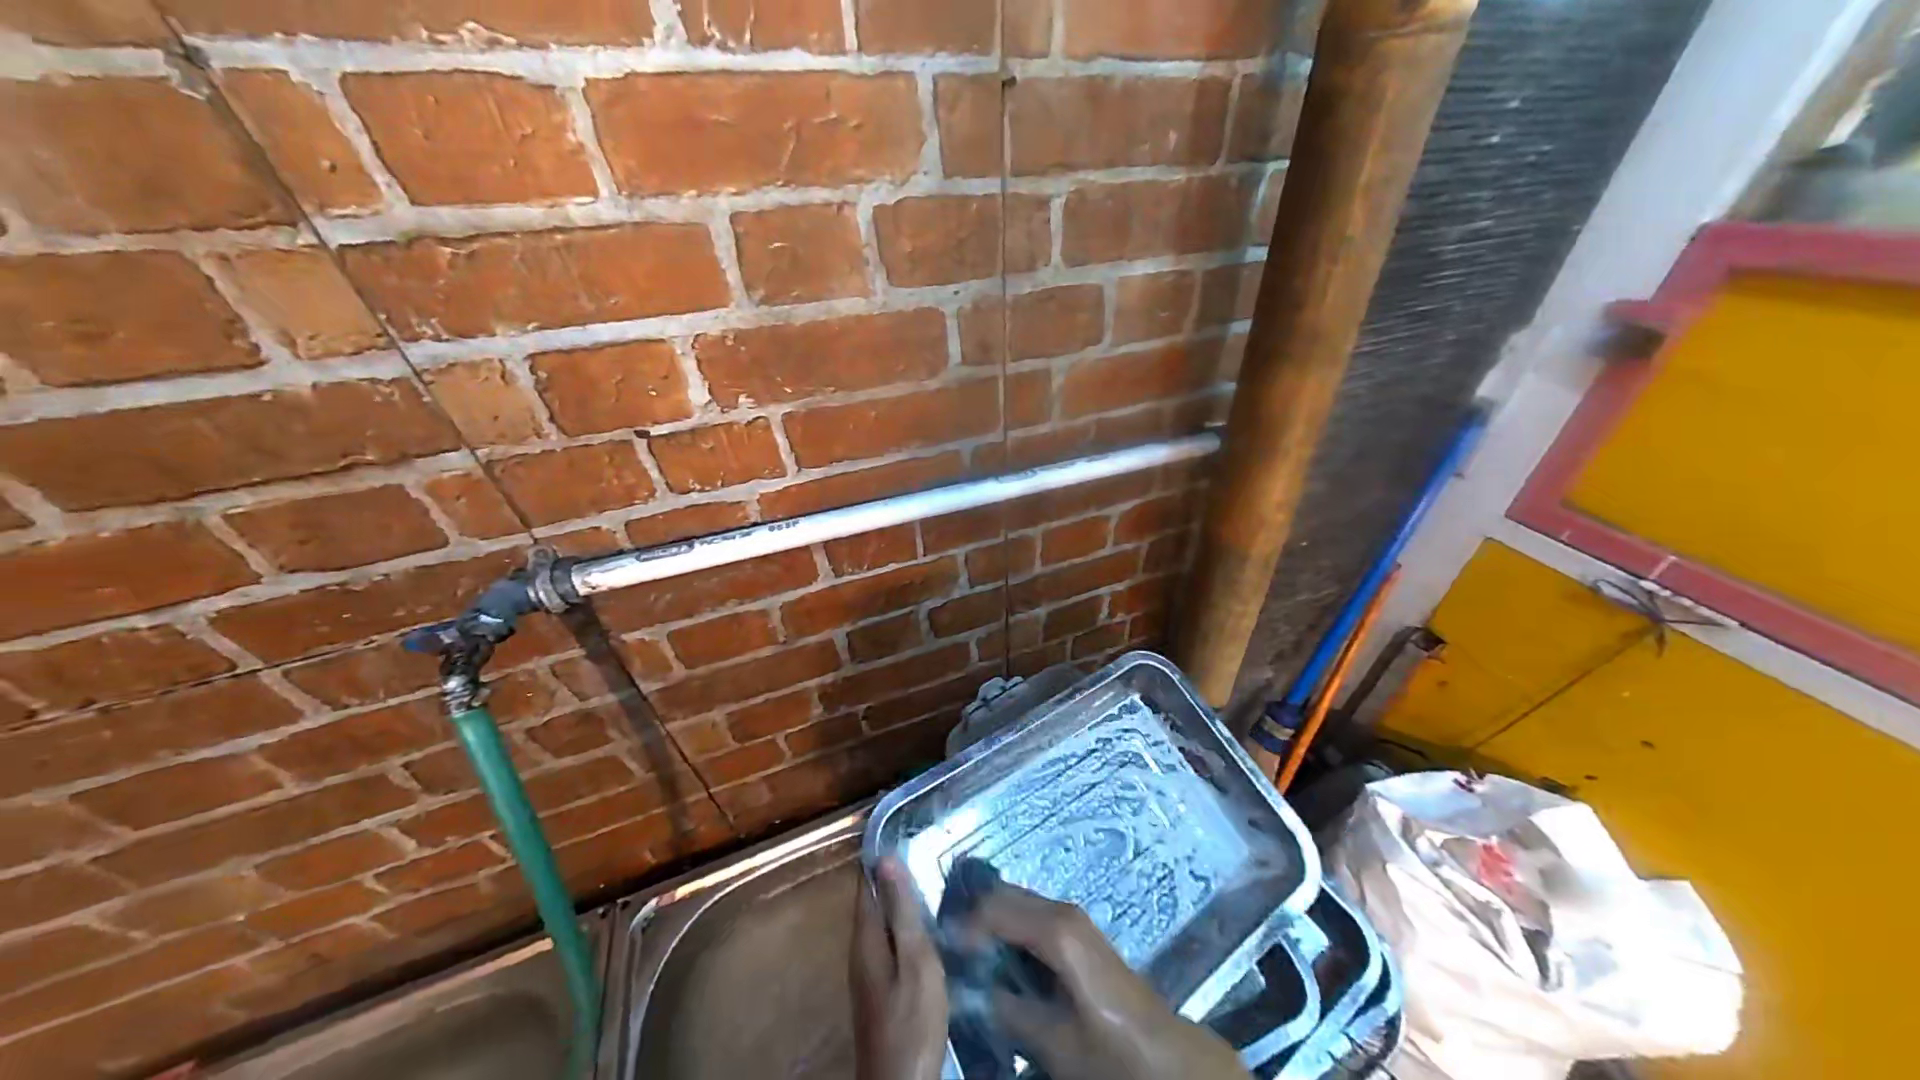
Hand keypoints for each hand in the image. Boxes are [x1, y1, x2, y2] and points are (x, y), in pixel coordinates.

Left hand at [851, 857, 948, 1079]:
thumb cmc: (911, 1019)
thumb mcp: (915, 960)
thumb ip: (902, 911)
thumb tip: (885, 858)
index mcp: (865, 937)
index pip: (865, 882)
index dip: (881, 856)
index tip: (905, 831)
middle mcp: (860, 949)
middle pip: (874, 901)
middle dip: (894, 876)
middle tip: (929, 851)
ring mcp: (869, 972)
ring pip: (884, 922)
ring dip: (902, 902)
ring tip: (935, 882)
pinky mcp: (881, 988)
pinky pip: (891, 942)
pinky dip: (906, 926)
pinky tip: (930, 927)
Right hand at [967, 884, 1248, 1079]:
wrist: (1164, 1054)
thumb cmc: (1110, 1050)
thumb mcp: (1052, 1042)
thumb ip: (1005, 1011)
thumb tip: (965, 989)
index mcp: (1057, 930)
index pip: (992, 908)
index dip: (963, 928)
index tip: (944, 956)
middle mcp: (1062, 910)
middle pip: (1002, 896)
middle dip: (973, 919)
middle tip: (952, 956)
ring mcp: (1071, 916)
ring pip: (1015, 902)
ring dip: (989, 923)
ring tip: (970, 960)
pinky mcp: (1075, 929)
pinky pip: (1028, 914)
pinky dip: (1007, 928)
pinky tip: (999, 961)